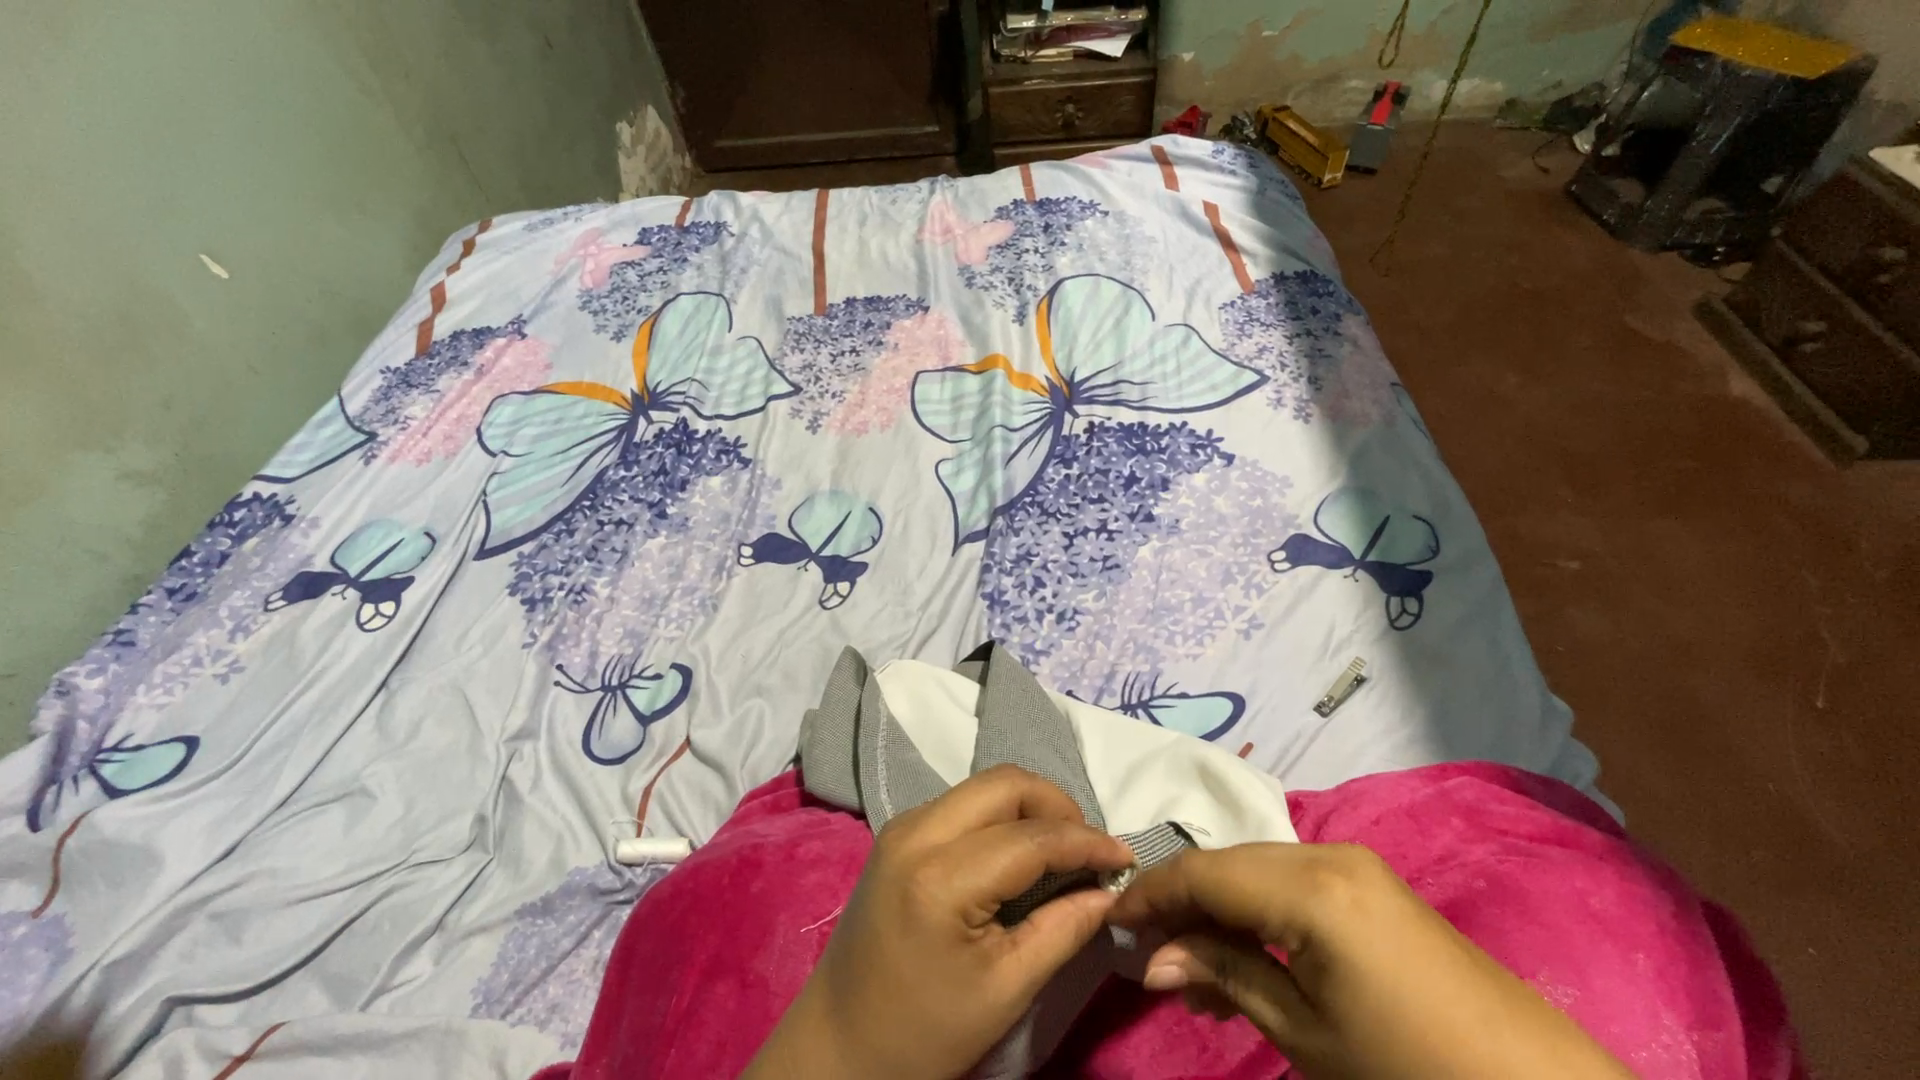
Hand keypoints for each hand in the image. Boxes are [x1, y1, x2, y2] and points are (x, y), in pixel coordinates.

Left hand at [745, 764, 1135, 1078]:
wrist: (840, 1045)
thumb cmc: (924, 1032)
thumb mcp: (1007, 990)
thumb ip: (1064, 930)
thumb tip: (1108, 891)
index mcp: (941, 877)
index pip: (1031, 836)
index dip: (1086, 841)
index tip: (1125, 857)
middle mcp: (916, 833)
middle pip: (1005, 783)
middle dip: (1058, 807)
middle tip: (1090, 851)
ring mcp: (901, 828)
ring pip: (983, 787)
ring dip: (1030, 808)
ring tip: (1062, 853)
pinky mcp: (898, 835)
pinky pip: (963, 803)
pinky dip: (1002, 817)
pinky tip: (1022, 854)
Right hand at [1109, 843, 1633, 1079]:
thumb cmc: (1408, 1066)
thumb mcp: (1303, 1031)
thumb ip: (1225, 975)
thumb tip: (1156, 958)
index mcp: (1309, 886)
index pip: (1202, 871)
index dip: (1149, 894)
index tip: (1110, 923)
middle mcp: (1327, 854)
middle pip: (1227, 862)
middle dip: (1182, 904)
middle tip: (1151, 958)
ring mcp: (1355, 864)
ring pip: (1256, 869)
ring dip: (1218, 911)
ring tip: (1196, 975)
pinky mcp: (1372, 885)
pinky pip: (1291, 882)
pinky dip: (1256, 912)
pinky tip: (1244, 958)